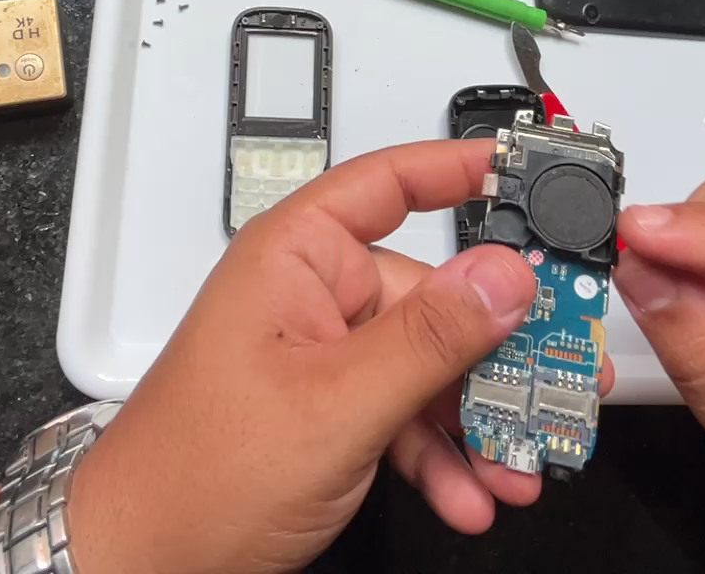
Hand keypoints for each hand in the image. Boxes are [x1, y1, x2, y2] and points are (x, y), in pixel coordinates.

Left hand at [66, 140, 611, 572]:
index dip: (455, 168)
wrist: (145, 559)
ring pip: (427, 358)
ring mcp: (325, 348)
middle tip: (559, 367)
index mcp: (297, 254)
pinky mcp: (333, 399)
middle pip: (430, 290)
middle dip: (494, 344)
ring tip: (519, 455)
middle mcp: (315, 291)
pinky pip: (405, 406)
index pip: (387, 183)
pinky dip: (441, 447)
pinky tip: (469, 488)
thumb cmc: (198, 469)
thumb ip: (426, 338)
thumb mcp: (334, 402)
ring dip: (476, 411)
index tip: (519, 171)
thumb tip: (501, 278)